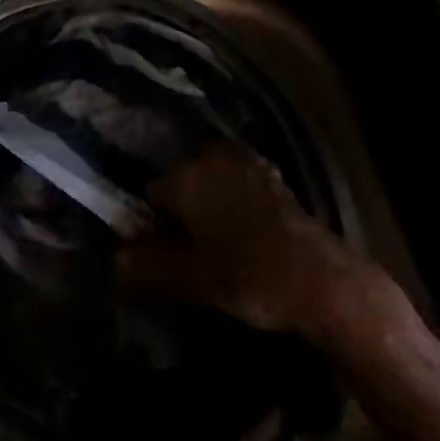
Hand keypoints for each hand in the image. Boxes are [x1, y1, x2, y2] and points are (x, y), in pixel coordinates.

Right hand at [118, 142, 410, 344]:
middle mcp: (211, 158)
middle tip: (197, 250)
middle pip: (181, 182)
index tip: (172, 254)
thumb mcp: (193, 278)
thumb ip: (149, 265)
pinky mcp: (272, 175)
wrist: (325, 282)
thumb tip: (115, 257)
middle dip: (183, 211)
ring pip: (209, 180)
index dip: (157, 226)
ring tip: (221, 242)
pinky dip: (234, 200)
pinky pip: (237, 181)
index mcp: (185, 177)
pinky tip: (246, 231)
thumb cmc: (250, 276)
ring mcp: (245, 162)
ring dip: (209, 203)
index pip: (152, 195)